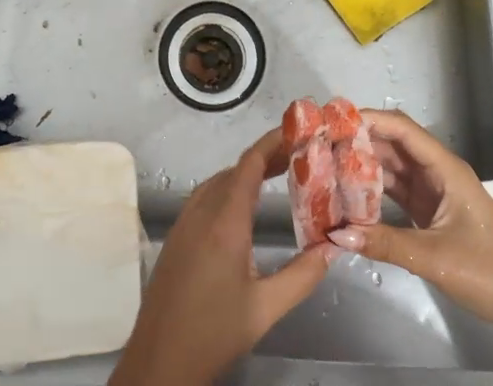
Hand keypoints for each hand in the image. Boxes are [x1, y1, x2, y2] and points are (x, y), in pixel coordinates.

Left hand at [109, 129, 329, 385]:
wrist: (159, 360)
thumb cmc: (214, 333)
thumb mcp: (266, 308)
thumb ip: (302, 275)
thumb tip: (332, 247)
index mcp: (224, 224)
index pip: (248, 166)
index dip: (272, 144)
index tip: (297, 132)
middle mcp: (200, 214)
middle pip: (233, 170)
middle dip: (266, 157)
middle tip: (300, 157)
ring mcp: (183, 225)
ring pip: (216, 183)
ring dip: (245, 173)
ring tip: (279, 175)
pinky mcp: (175, 239)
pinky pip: (203, 199)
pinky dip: (228, 189)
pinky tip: (244, 206)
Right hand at [328, 111, 492, 385]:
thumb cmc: (490, 272)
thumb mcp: (434, 258)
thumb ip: (384, 243)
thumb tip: (335, 233)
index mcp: (446, 169)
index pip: (401, 130)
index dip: (367, 119)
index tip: (331, 120)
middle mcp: (438, 173)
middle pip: (392, 144)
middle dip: (357, 140)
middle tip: (317, 144)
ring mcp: (434, 192)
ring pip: (391, 167)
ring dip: (362, 165)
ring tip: (324, 165)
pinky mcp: (430, 212)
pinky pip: (395, 191)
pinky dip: (372, 190)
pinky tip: (346, 196)